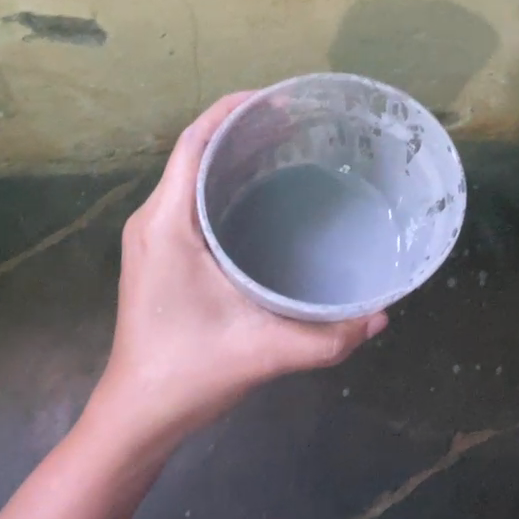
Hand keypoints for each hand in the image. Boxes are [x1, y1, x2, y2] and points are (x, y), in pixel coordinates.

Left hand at [95, 92, 387, 438]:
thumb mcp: (264, 351)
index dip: (231, 110)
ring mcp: (151, 236)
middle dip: (241, 127)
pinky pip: (188, 195)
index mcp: (168, 223)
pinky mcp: (157, 252)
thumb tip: (382, 316)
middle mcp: (153, 219)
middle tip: (297, 123)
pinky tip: (259, 193)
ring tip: (284, 147)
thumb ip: (328, 337)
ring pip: (189, 172)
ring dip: (230, 153)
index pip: (194, 142)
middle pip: (194, 150)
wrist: (136, 417)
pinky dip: (221, 180)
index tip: (278, 101)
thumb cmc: (189, 372)